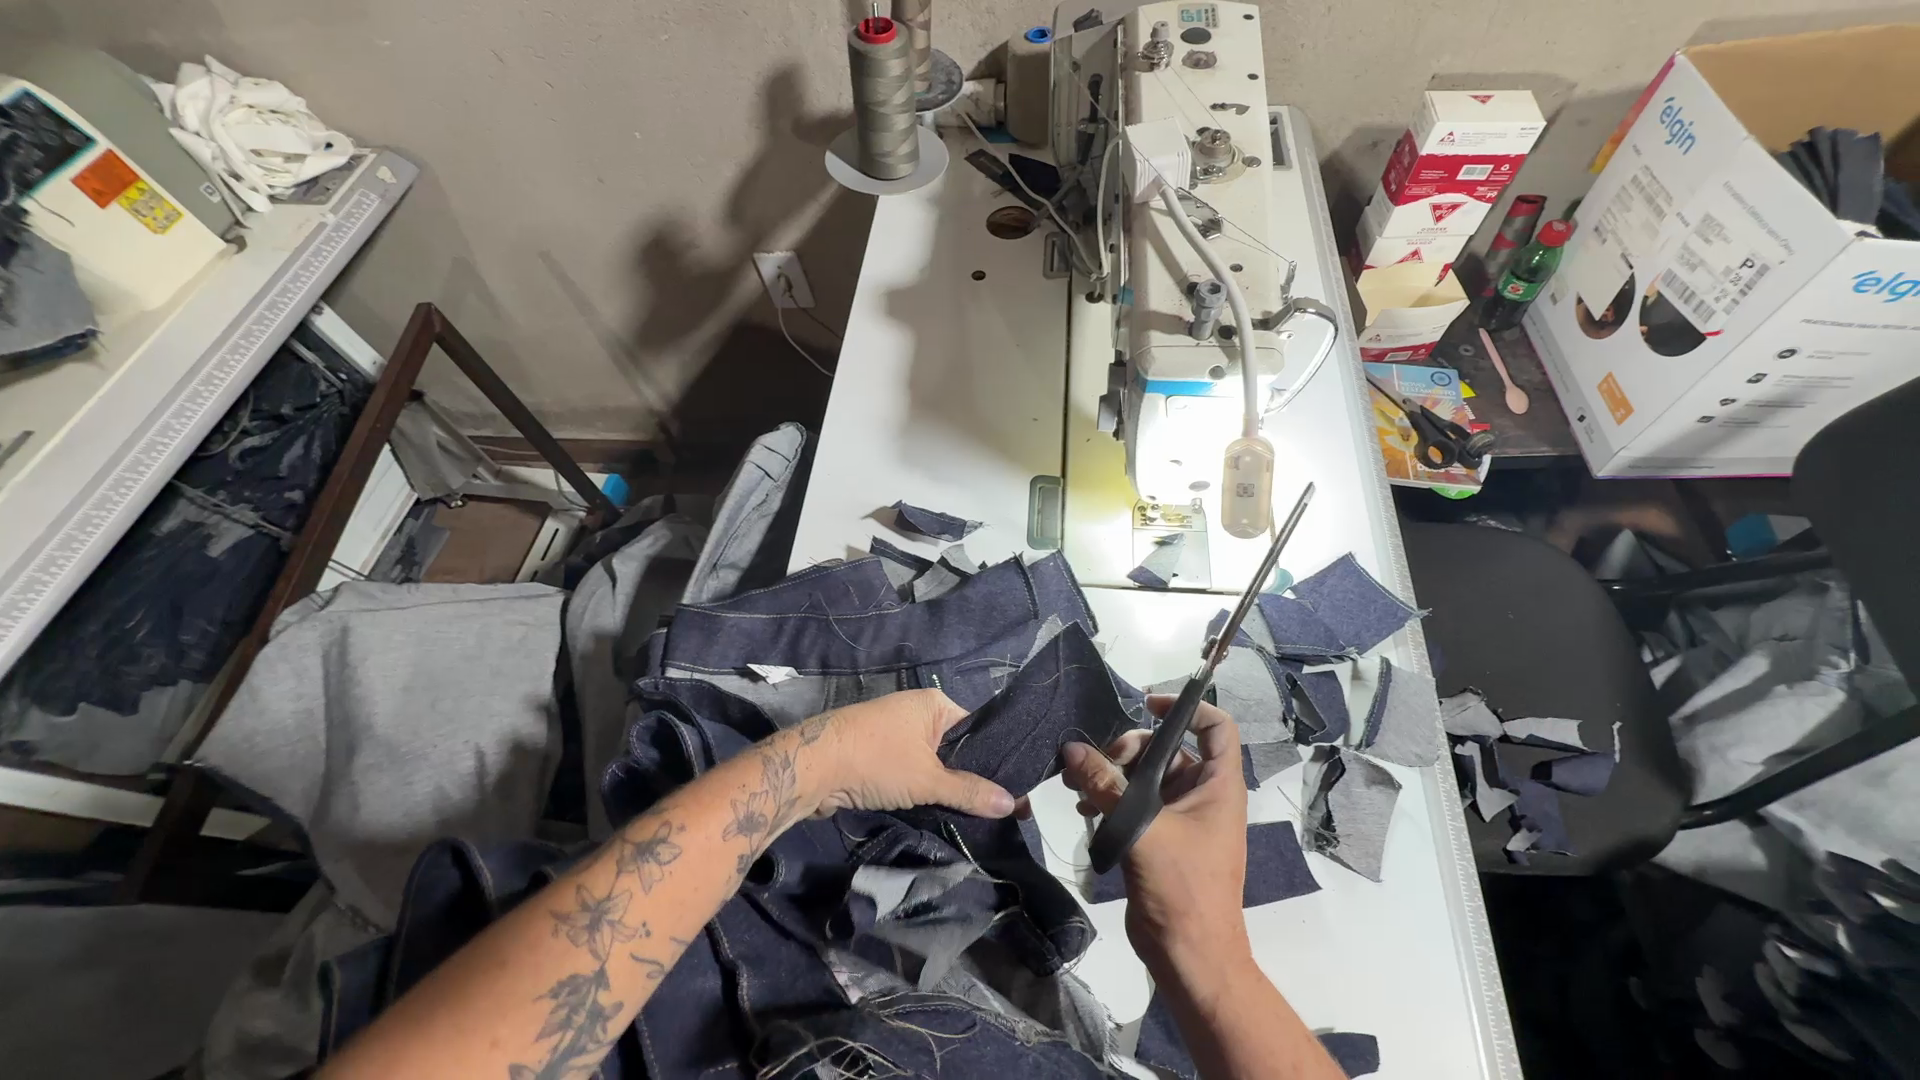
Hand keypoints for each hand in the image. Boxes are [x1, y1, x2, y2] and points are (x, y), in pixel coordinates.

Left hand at [793, 689, 1016, 819]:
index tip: (1016, 794)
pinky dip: (923, 792)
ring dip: (945, 789)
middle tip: (999, 812)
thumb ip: (969, 792)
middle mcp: (917, 713)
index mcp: (935, 704)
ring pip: (934, 766)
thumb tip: (1013, 803)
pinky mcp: (879, 756)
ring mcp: (896, 734)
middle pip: (956, 751)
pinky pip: (912, 774)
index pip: (978, 732)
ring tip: (975, 818)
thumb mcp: (928, 779)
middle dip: (970, 781)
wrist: (813, 768)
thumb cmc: (876, 761)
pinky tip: (939, 813)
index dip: (996, 763)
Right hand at [1060, 694, 1252, 977]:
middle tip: (1097, 765)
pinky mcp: (1161, 838)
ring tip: (1079, 788)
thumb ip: (1105, 785)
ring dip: (1113, 776)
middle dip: (1129, 749)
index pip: (1216, 726)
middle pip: (1167, 749)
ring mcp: (1181, 818)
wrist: (1190, 955)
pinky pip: (1135, 803)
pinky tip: (1085, 810)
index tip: (1145, 706)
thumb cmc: (1181, 887)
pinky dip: (1112, 800)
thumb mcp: (1141, 828)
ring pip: (1145, 776)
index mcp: (1217, 786)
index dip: (1186, 707)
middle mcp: (1203, 795)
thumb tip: (1071, 749)